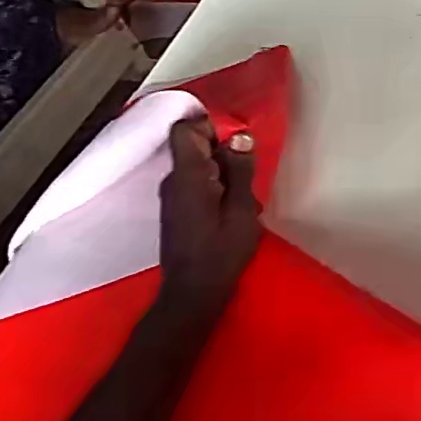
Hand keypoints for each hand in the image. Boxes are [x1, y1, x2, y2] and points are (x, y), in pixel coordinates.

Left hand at [159, 117, 260, 307]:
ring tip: (245, 199)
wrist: (192, 294)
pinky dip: (216, 187)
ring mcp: (172, 196)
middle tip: (249, 175)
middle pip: (193, 147)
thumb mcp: (241, 211)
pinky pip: (196, 183)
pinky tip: (234, 211)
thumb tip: (240, 136)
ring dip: (223, 173)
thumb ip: (240, 171)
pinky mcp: (177, 210)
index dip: (209, 125)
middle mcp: (173, 181)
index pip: (184, 130)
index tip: (236, 139)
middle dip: (224, 152)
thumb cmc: (221, 253)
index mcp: (186, 176)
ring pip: (198, 166)